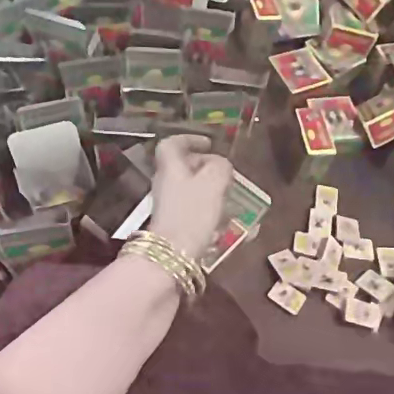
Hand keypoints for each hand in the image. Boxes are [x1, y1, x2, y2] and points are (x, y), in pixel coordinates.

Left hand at [147, 135, 232, 262]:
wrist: (173, 255)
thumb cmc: (193, 213)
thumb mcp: (213, 182)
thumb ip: (220, 166)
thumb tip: (221, 165)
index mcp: (170, 167)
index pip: (172, 143)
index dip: (190, 139)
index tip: (209, 144)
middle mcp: (164, 184)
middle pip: (182, 168)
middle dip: (205, 168)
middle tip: (225, 174)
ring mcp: (167, 206)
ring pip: (188, 190)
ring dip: (208, 190)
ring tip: (228, 198)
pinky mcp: (174, 226)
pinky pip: (191, 210)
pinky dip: (206, 210)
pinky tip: (222, 222)